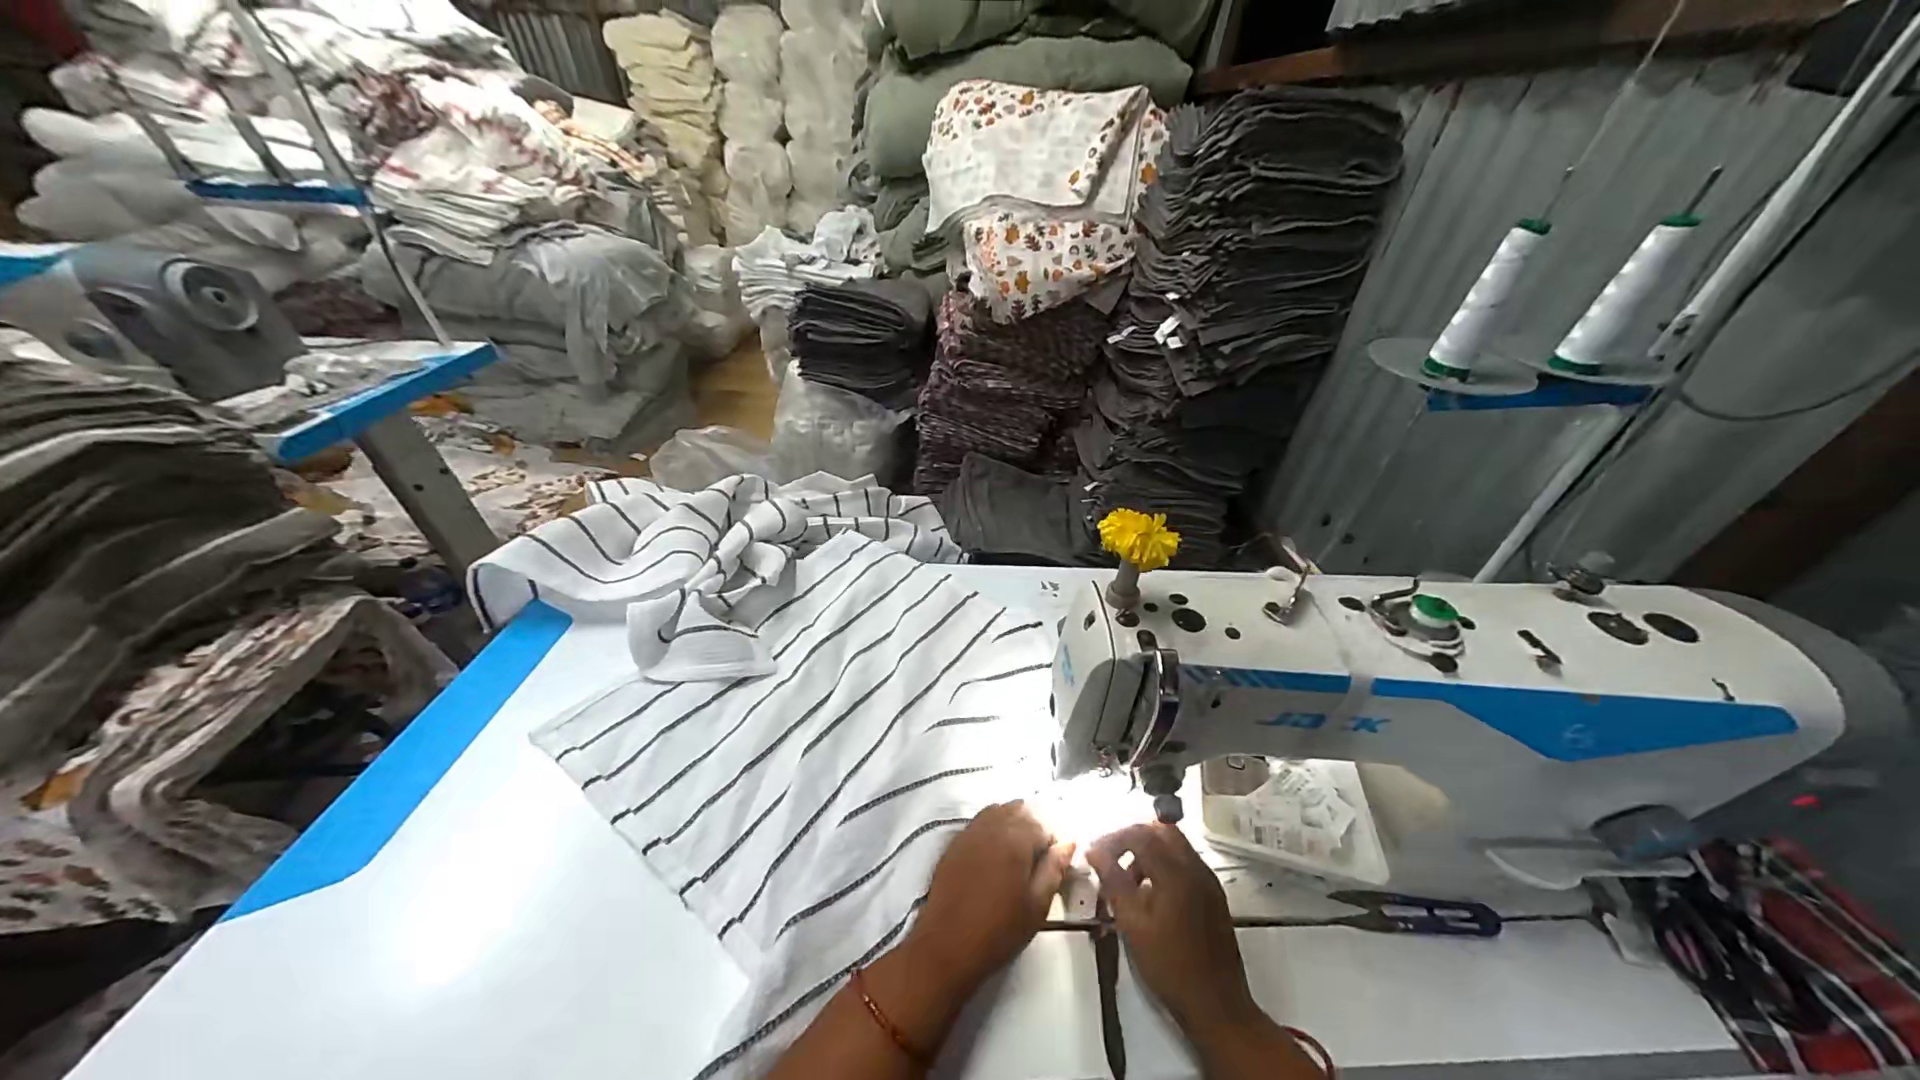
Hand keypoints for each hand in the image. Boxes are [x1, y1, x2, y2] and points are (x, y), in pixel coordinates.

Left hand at [906, 801, 1075, 994]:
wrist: (947, 945)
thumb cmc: (999, 930)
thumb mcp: (1037, 905)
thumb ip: (1054, 869)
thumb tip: (1068, 843)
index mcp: (1015, 838)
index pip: (1043, 824)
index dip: (1053, 842)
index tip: (1054, 864)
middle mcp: (991, 826)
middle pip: (1019, 810)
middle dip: (1033, 827)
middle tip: (1037, 859)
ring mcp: (969, 832)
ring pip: (997, 812)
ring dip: (1012, 824)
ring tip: (1017, 855)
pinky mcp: (954, 843)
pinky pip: (979, 822)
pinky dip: (992, 828)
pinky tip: (994, 854)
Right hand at [1086, 823, 1260, 1033]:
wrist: (1217, 1006)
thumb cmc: (1170, 966)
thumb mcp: (1132, 924)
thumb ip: (1113, 881)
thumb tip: (1095, 851)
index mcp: (1176, 873)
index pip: (1140, 835)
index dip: (1113, 838)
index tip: (1094, 853)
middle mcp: (1196, 869)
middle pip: (1162, 831)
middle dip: (1132, 837)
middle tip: (1111, 857)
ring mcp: (1209, 882)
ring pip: (1175, 845)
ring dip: (1148, 850)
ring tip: (1127, 878)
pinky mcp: (1214, 896)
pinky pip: (1186, 863)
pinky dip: (1164, 864)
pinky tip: (1150, 893)